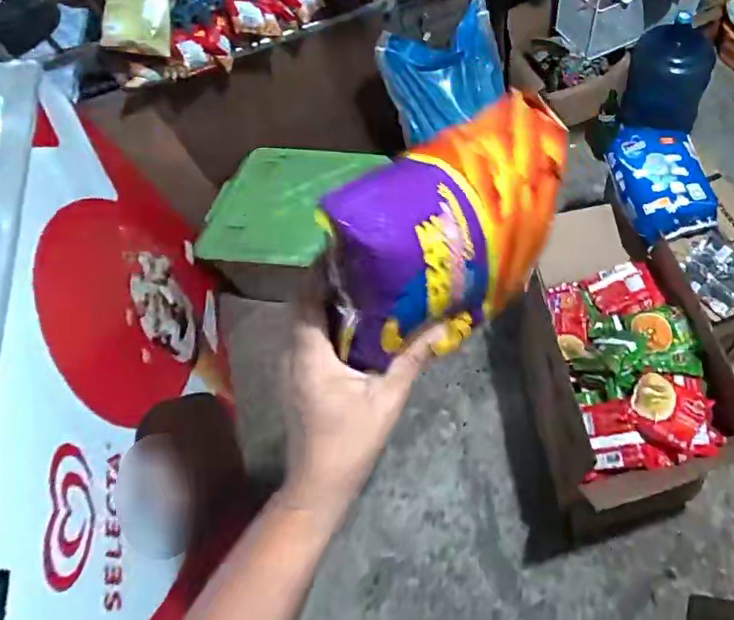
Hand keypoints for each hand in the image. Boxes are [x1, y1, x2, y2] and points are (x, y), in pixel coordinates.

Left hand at [278, 270, 447, 516]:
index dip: (322, 268)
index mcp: (309, 352)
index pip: (308, 295)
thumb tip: (443, 324)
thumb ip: (412, 358)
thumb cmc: (350, 441)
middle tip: (359, 258)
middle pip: (302, 301)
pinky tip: (350, 317)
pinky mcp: (295, 376)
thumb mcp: (387, 399)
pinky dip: (321, 317)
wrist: (317, 486)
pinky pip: (305, 333)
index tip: (347, 246)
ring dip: (323, 296)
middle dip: (325, 277)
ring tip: (358, 278)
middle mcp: (292, 352)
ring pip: (301, 317)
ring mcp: (290, 365)